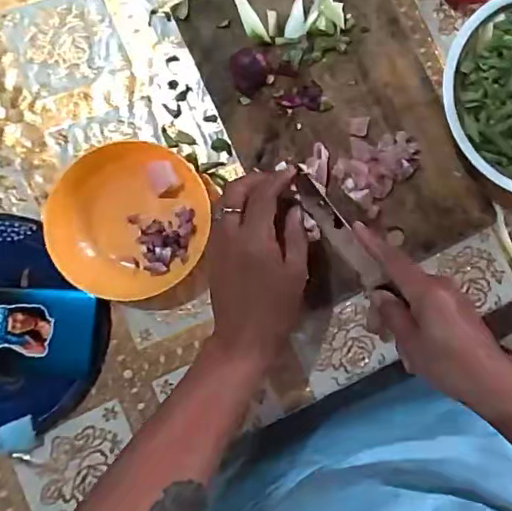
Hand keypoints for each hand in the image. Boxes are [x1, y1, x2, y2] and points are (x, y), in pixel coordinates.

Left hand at [202, 170, 306, 368]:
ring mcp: (218, 243)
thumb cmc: (277, 308)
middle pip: (235, 191)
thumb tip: (296, 209)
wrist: (243, 337)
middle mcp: (230, 235)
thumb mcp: (297, 271)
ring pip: (225, 202)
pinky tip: (256, 213)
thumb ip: (296, 235)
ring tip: (269, 192)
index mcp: (255, 239)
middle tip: (279, 179)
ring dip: (245, 190)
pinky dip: (238, 206)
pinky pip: (223, 217)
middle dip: (257, 179)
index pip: (262, 196)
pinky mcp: (214, 252)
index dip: (278, 179)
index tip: (294, 173)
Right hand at [355, 224, 511, 418]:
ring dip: (404, 317)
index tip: (358, 227)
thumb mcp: (411, 343)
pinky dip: (418, 321)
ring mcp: (453, 295)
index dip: (374, 245)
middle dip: (387, 302)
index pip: (395, 261)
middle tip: (378, 333)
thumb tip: (379, 294)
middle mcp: (441, 285)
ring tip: (406, 352)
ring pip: (416, 297)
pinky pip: (430, 305)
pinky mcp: (460, 307)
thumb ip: (393, 315)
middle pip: (404, 282)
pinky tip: (420, 351)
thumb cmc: (447, 363)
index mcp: (427, 290)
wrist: (490, 378)